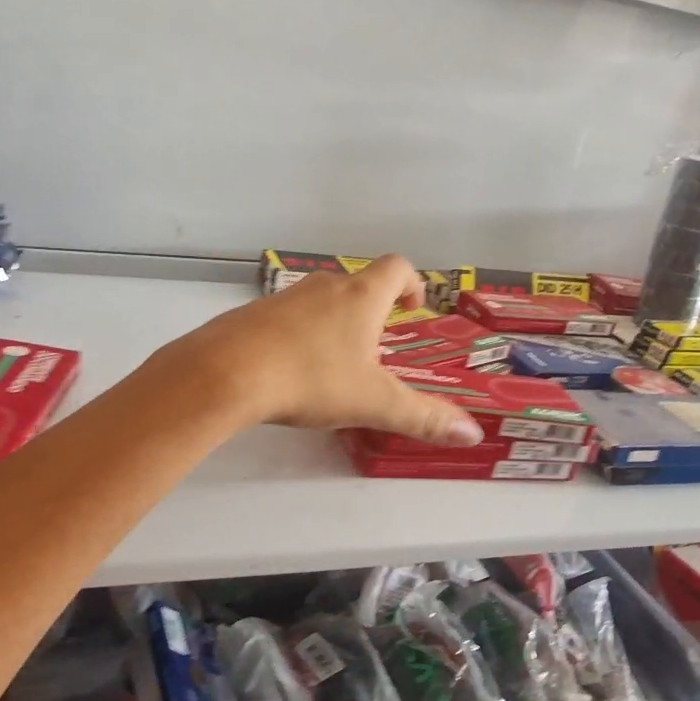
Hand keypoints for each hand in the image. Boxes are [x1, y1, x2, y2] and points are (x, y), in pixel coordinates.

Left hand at [155, 255, 484, 446]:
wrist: (227, 372)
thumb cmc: (312, 379)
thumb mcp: (374, 403)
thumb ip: (423, 417)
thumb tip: (472, 433)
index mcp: (360, 297)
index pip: (397, 267)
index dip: (412, 283)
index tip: (413, 309)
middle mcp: (324, 287)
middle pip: (358, 284)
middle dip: (373, 310)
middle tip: (378, 347)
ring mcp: (284, 297)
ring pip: (320, 300)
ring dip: (334, 323)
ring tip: (335, 364)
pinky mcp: (252, 315)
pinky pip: (286, 318)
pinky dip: (299, 336)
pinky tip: (291, 372)